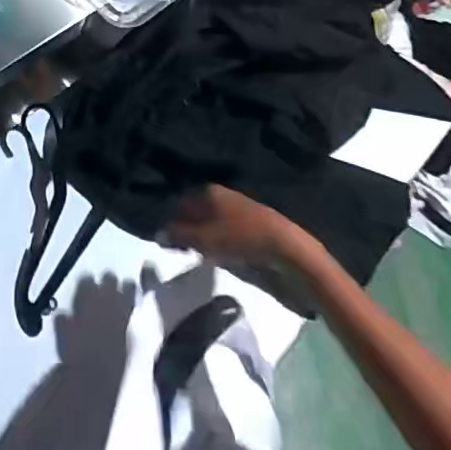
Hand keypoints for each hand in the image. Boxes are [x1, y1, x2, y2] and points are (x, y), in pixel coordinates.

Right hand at [161, 184, 317, 270]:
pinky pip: (227, 233)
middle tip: (182, 250)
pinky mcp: (255, 228)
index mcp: (208, 191)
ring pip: (211, 223)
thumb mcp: (204, 240)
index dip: (170, 220)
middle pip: (195, 212)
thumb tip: (158, 234)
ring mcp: (241, 211)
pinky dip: (220, 243)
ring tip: (201, 256)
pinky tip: (222, 257)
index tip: (166, 241)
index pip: (179, 202)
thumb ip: (178, 236)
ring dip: (204, 238)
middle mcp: (223, 196)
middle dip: (187, 229)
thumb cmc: (242, 240)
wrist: (291, 253)